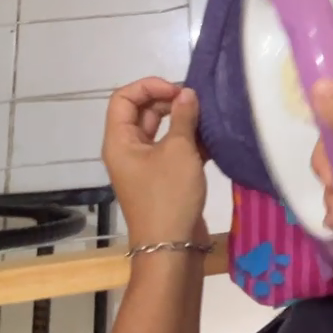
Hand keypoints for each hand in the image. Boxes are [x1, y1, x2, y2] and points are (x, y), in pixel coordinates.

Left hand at [103, 78, 207, 245]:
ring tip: (208, 116)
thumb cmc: (168, 195)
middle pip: (142, 111)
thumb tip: (187, 93)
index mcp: (120, 140)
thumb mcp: (178, 151)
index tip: (179, 91)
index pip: (124, 97)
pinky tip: (212, 137)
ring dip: (182, 119)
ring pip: (160, 129)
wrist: (172, 246)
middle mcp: (128, 149)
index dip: (149, 86)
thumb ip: (184, 117)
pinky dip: (190, 139)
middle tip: (198, 101)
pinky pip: (173, 147)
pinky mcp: (164, 176)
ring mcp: (146, 164)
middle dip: (169, 100)